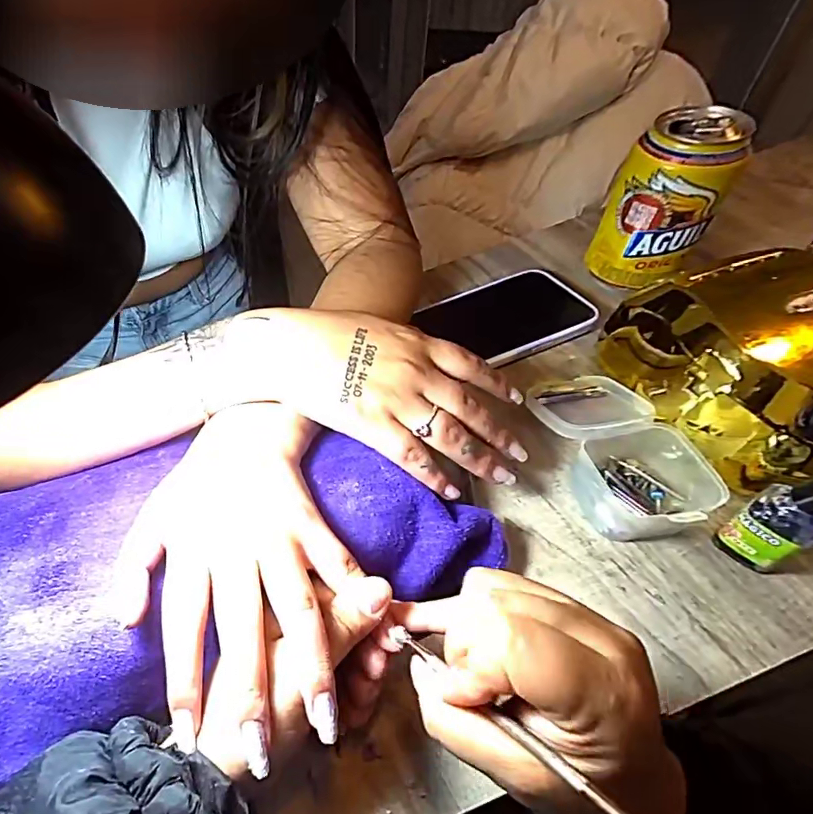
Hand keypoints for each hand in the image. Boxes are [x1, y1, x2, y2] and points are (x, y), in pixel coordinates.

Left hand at [110, 403, 373, 772]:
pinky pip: (336, 565)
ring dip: (313, 664)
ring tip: (324, 719)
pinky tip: (375, 641)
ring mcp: (275, 536)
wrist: (239, 431)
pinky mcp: (310, 523)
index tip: (188, 734)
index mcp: (190, 551)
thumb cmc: (192, 485)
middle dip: (250, 693)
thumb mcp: (152, 519)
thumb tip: (124, 621)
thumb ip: (132, 569)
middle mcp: (232, 549)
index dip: (183, 680)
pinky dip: (356, 601)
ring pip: (297, 608)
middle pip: (241, 629)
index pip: (182, 625)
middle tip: (257, 752)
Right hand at [215, 309, 526, 493]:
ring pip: (452, 434)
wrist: (291, 343)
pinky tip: (452, 488)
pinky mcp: (373, 425)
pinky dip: (437, 475)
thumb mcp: (373, 325)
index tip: (516, 400)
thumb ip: (399, 343)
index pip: (472, 366)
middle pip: (470, 407)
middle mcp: (417, 372)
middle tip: (521, 454)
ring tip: (502, 475)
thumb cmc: (323, 330)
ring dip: (482, 458)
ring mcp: (397, 400)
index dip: (498, 385)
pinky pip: (414, 455)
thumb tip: (412, 355)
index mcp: (417, 343)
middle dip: (500, 433)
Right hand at [395, 568, 685, 813]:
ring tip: (475, 663)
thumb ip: (453, 723)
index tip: (462, 696)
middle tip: (468, 685)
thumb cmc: (587, 787)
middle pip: (491, 606)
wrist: (631, 774)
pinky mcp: (564, 601)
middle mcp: (600, 641)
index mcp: (601, 694)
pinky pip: (495, 582)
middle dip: (460, 644)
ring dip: (463, 623)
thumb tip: (425, 671)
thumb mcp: (513, 776)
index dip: (471, 663)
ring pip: (487, 587)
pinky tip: (475, 639)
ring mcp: (585, 614)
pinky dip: (471, 609)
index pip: (514, 639)